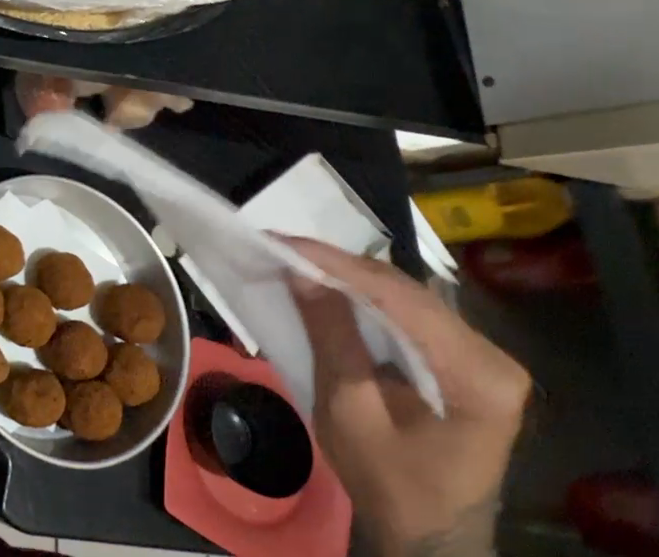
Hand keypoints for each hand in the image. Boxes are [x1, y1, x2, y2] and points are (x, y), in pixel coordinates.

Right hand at [286, 238, 529, 556]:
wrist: (431, 530)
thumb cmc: (390, 480)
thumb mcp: (349, 412)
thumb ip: (332, 338)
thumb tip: (301, 273)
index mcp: (476, 376)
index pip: (401, 300)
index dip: (337, 265)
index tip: (281, 242)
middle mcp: (492, 356)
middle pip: (407, 292)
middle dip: (340, 265)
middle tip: (278, 246)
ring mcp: (483, 355)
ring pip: (407, 295)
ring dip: (349, 275)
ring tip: (294, 258)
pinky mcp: (464, 358)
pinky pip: (410, 311)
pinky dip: (364, 294)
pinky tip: (329, 285)